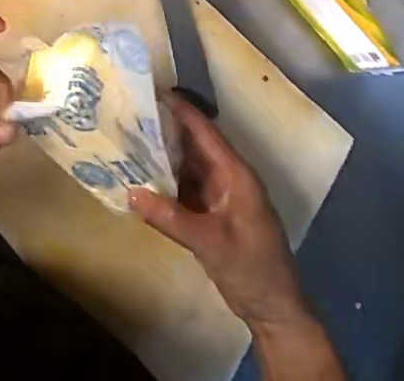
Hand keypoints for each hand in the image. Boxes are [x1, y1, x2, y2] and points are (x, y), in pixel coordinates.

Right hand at [130, 96, 307, 329]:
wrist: (275, 312)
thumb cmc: (252, 269)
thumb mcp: (210, 243)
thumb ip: (170, 217)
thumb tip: (130, 192)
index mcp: (236, 174)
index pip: (205, 131)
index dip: (181, 110)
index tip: (152, 90)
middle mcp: (227, 177)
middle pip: (193, 144)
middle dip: (165, 129)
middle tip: (130, 112)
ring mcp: (218, 195)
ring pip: (186, 165)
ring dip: (162, 154)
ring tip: (129, 137)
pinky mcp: (210, 213)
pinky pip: (184, 186)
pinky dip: (165, 179)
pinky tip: (141, 174)